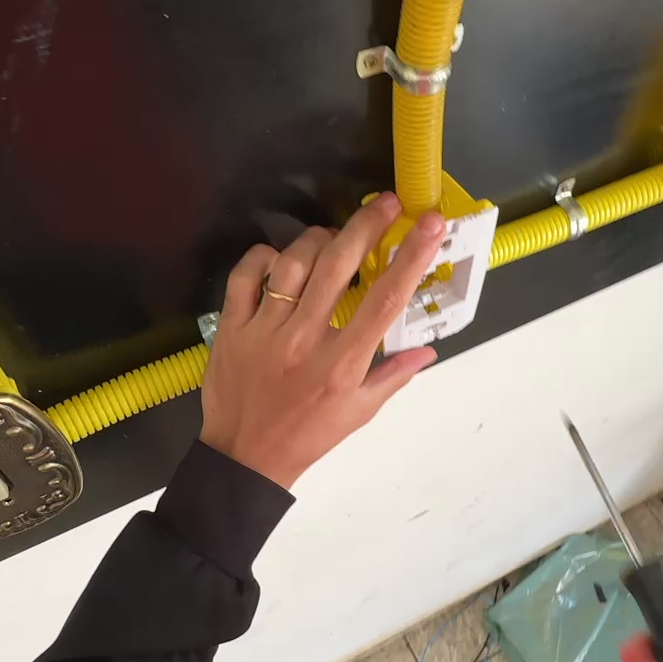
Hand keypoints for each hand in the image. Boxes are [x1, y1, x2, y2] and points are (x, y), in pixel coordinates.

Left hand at [199, 193, 445, 488]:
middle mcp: (305, 340)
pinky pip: (245, 276)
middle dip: (367, 226)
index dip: (411, 256)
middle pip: (338, 266)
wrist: (245, 458)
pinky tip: (280, 258)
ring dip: (318, 239)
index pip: (385, 300)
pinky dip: (264, 256)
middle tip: (387, 203)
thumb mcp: (359, 412)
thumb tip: (428, 350)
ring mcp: (264, 331)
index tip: (430, 224)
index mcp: (343, 364)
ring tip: (333, 236)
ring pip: (293, 263)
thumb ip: (393, 376)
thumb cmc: (308, 435)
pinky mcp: (231, 327)